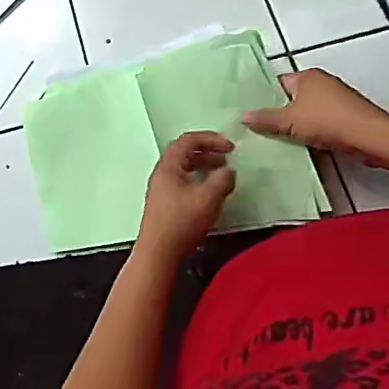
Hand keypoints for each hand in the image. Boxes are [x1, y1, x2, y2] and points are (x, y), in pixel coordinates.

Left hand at [140, 131, 235, 246]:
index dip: (209, 138)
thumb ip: (221, 180)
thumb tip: (228, 170)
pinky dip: (198, 176)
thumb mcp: (207, 199)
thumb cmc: (181, 222)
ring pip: (183, 165)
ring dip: (203, 163)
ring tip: (223, 169)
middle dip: (207, 149)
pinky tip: (211, 187)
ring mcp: (161, 186)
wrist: (159, 249)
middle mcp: (161, 173)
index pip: (186, 140)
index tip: (230, 145)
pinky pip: (183, 178)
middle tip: (228, 154)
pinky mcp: (165, 199)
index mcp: (168, 167)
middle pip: (183, 151)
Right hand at [242, 69, 388, 151]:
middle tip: (257, 125)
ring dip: (294, 123)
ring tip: (275, 135)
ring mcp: (337, 99)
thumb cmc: (327, 121)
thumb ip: (264, 118)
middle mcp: (323, 83)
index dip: (262, 96)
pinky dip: (310, 130)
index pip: (276, 83)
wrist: (371, 138)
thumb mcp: (287, 120)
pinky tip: (299, 141)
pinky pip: (320, 121)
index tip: (249, 111)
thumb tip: (244, 116)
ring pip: (306, 110)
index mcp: (307, 76)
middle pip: (291, 97)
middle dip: (277, 111)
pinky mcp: (347, 116)